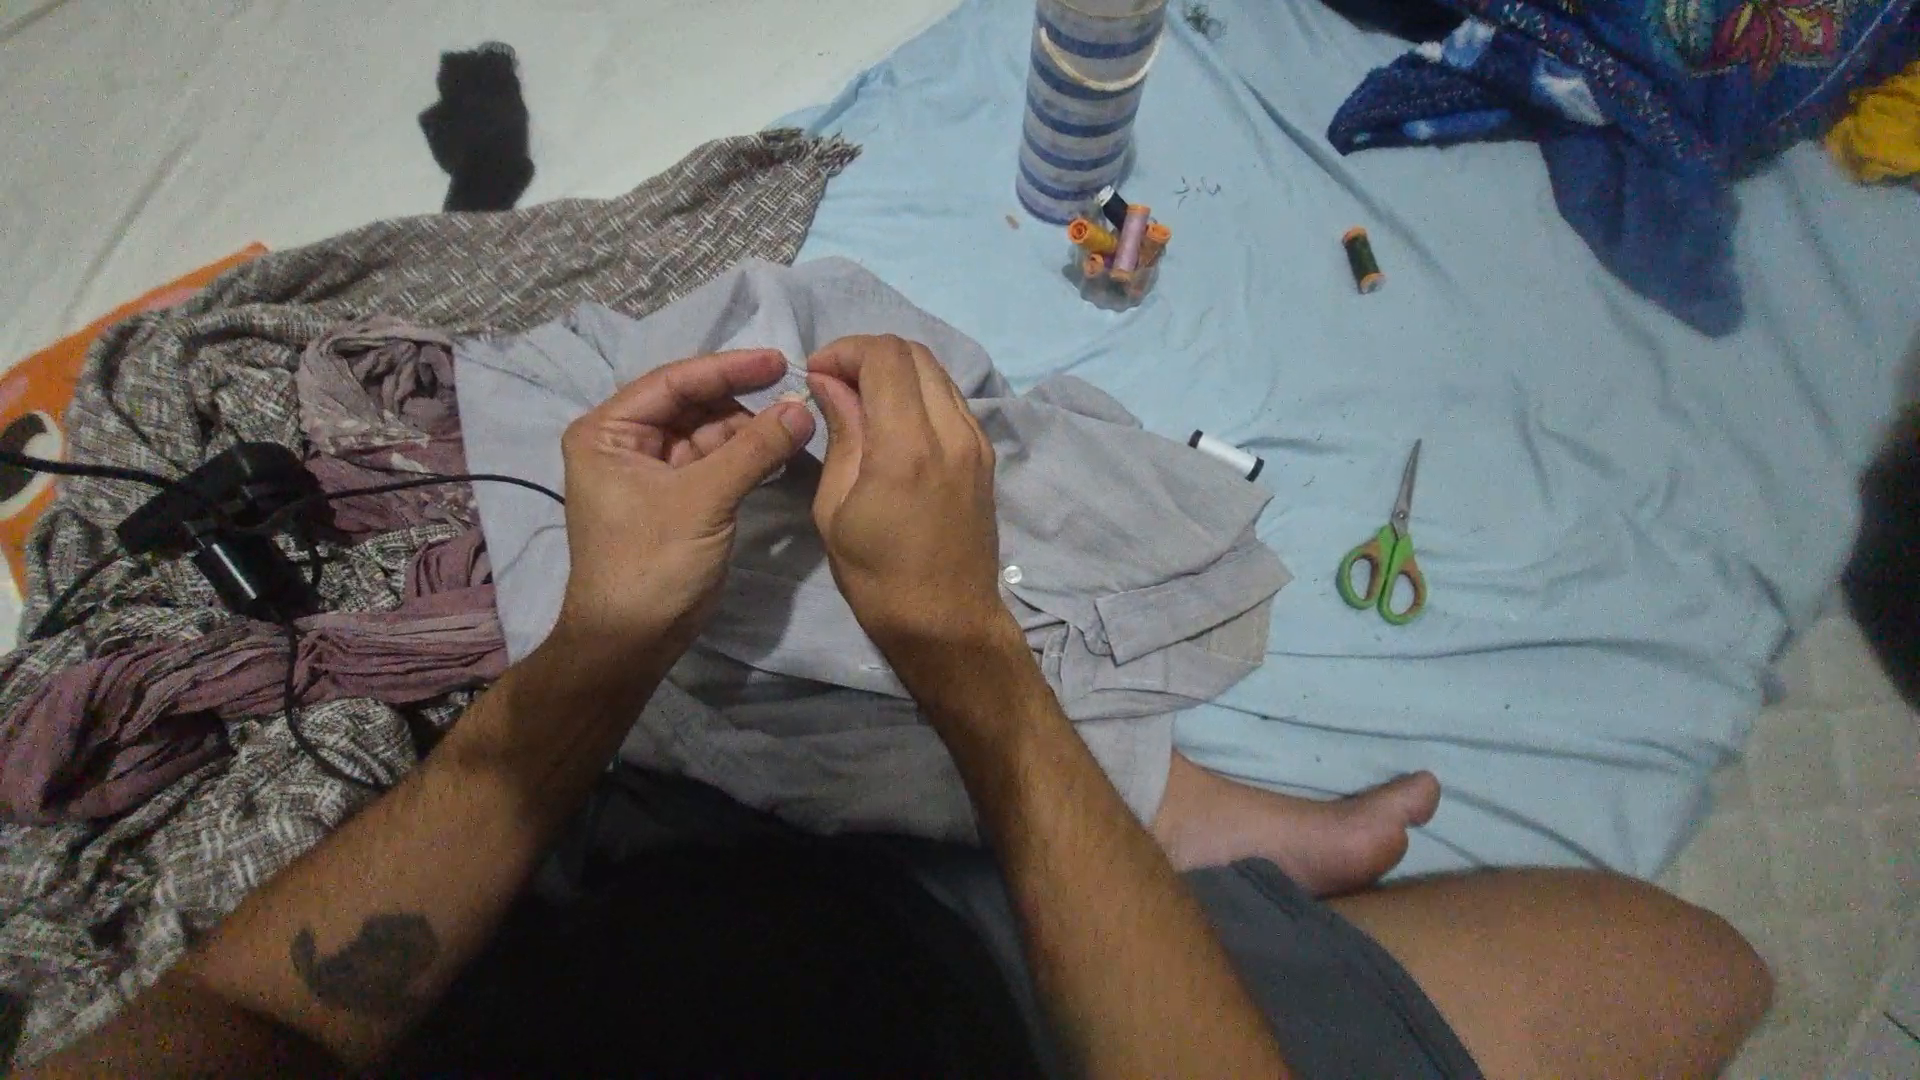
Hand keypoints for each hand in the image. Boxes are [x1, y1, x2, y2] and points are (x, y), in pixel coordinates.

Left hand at [556, 349, 813, 655]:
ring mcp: (656, 472)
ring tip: (797, 424)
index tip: (778, 360)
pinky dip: (749, 456)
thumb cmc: (651, 563)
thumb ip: (754, 450)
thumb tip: (803, 407)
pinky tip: (782, 450)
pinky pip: (719, 463)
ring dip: (751, 429)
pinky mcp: (682, 498)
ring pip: (711, 434)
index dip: (728, 369)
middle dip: (743, 401)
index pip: (673, 383)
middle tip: (795, 396)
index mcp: (608, 432)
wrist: (633, 640)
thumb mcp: (703, 500)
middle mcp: (628, 444)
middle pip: (694, 405)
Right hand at [806, 335, 1015, 659]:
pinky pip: (952, 401)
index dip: (845, 350)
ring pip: (938, 373)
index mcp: (908, 446)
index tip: (818, 373)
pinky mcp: (985, 455)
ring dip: (897, 371)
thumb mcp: (837, 509)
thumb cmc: (878, 577)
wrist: (947, 621)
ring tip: (863, 400)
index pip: (885, 356)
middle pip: (915, 353)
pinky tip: (895, 421)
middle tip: (837, 383)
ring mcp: (977, 442)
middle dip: (869, 354)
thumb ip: (842, 433)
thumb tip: (831, 383)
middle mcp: (952, 432)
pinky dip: (920, 393)